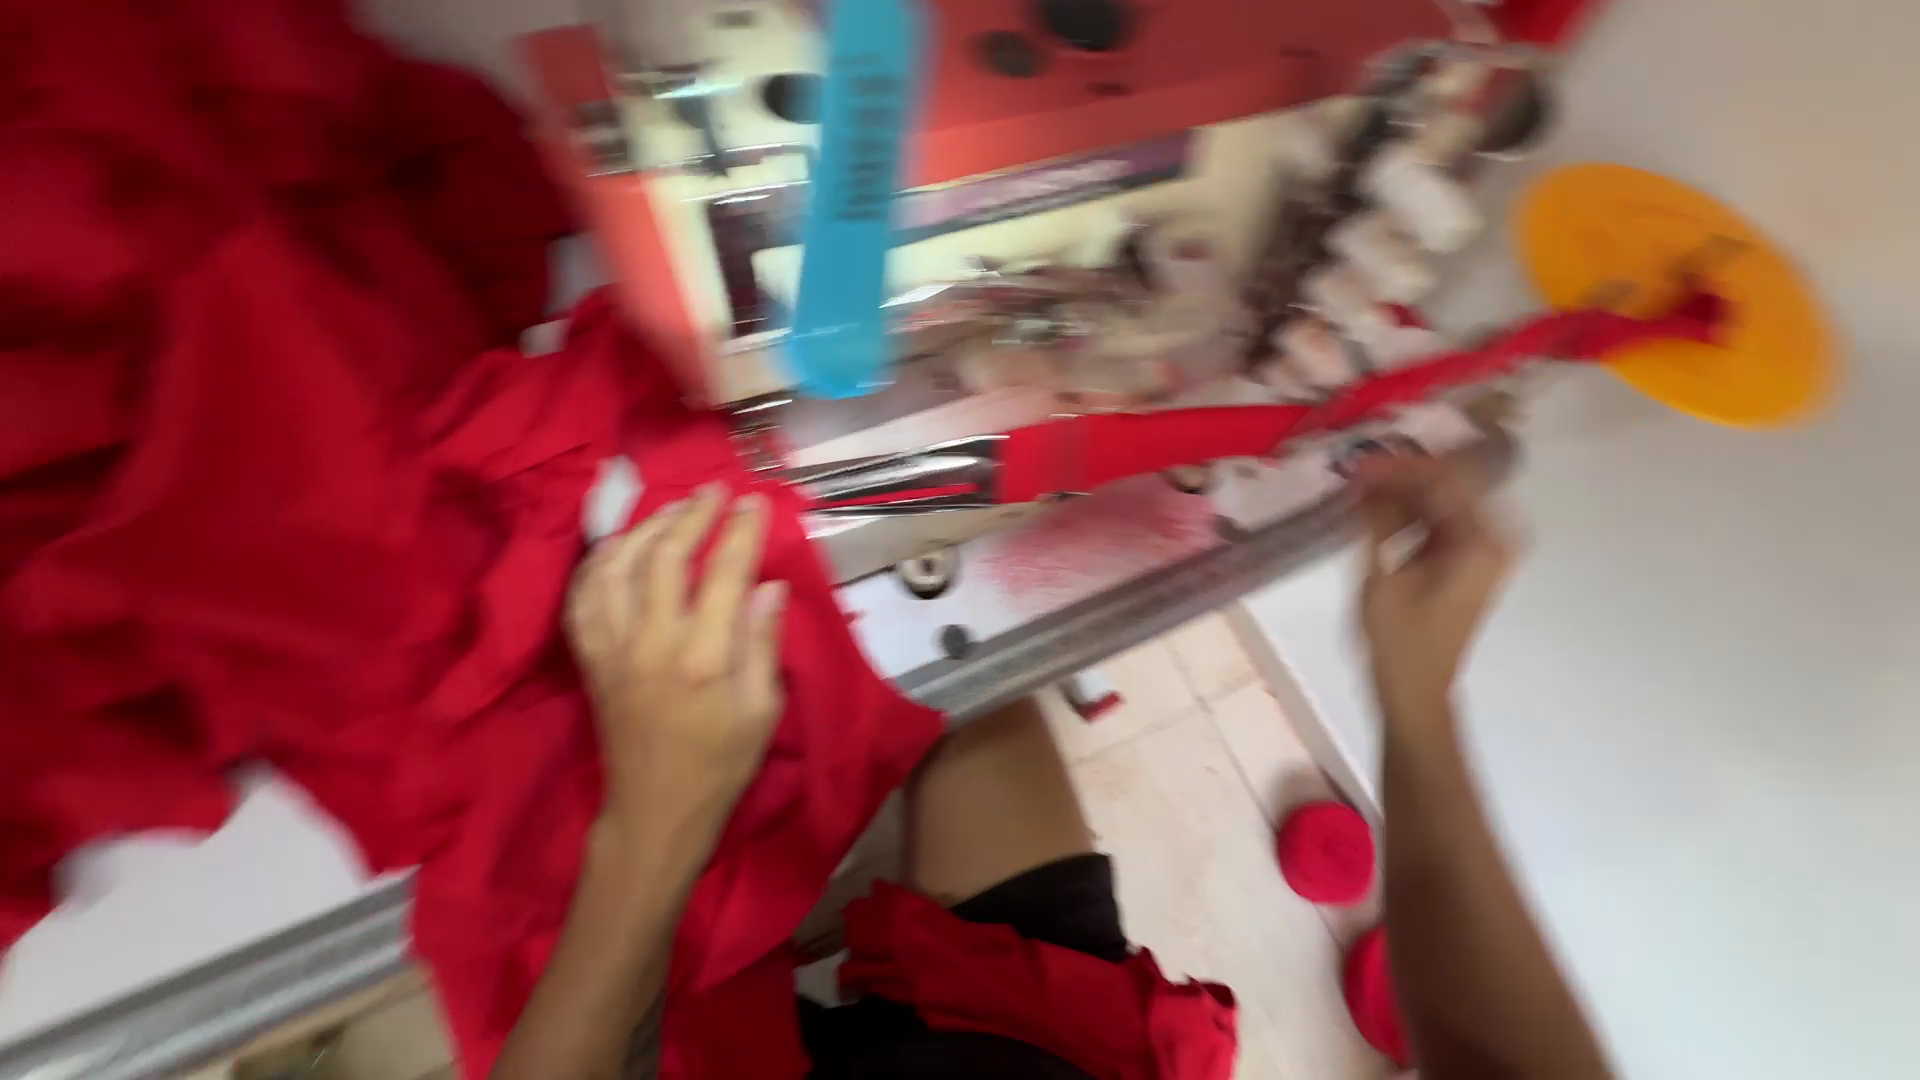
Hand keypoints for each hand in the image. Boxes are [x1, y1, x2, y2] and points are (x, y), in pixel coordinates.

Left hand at [565, 483, 787, 841]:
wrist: (657, 809)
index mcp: (703, 658)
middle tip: (714, 492)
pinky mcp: (591, 660)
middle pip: (665, 558)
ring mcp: (613, 649)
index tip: (754, 501)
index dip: (741, 530)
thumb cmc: (722, 762)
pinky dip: (599, 564)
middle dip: (693, 515)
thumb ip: (761, 642)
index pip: (724, 574)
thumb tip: (768, 586)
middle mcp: (651, 644)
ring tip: (671, 512)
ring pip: (616, 567)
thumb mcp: (763, 709)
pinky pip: (583, 597)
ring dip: (644, 530)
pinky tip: (619, 550)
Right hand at [1355, 454, 1518, 718]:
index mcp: (1482, 542)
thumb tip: (1366, 477)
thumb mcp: (1382, 578)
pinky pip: (1436, 524)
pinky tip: (1373, 514)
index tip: (1358, 462)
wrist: (1416, 691)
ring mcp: (1481, 551)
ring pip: (1438, 503)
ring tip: (1357, 492)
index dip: (1399, 467)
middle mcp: (1493, 539)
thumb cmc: (1399, 642)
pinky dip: (1406, 516)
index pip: (1443, 481)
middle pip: (1445, 488)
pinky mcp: (1464, 562)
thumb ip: (1378, 521)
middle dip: (1399, 478)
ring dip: (1399, 495)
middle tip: (1354, 474)